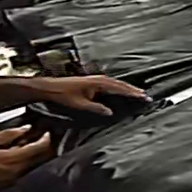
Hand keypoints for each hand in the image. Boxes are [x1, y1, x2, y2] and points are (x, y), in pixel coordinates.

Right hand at [0, 126, 54, 191]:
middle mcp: (16, 171)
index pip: (41, 147)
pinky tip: (18, 158)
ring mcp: (13, 180)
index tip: (45, 132)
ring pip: (35, 165)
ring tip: (29, 146)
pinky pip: (25, 172)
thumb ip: (8, 134)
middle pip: (42, 157)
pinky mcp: (7, 185)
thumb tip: (26, 128)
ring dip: (36, 155)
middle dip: (45, 146)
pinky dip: (27, 163)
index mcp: (12, 159)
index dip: (46, 137)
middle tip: (40, 137)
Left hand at [28, 75, 146, 115]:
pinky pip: (111, 83)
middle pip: (121, 84)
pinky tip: (121, 89)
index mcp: (99, 84)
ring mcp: (96, 78)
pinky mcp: (93, 80)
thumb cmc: (61, 95)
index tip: (144, 97)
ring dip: (128, 88)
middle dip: (134, 90)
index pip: (120, 89)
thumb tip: (110, 112)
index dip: (133, 94)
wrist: (47, 87)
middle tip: (145, 96)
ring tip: (137, 92)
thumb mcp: (78, 104)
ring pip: (117, 83)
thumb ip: (95, 108)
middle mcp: (100, 79)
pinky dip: (120, 86)